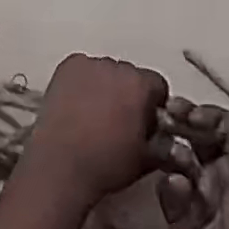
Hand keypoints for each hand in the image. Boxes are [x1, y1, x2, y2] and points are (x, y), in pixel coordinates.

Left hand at [22, 53, 168, 203]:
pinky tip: (79, 106)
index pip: (157, 84)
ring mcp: (87, 64)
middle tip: (121, 120)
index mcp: (140, 85)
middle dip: (129, 94)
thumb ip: (164, 141)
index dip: (154, 104)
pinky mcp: (66, 67)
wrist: (61, 164)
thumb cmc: (106, 163)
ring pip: (105, 71)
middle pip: (130, 75)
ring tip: (96, 115)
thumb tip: (167, 137)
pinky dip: (83, 83)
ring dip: (106, 86)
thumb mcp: (147, 158)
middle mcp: (115, 66)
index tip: (147, 121)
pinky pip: (82, 70)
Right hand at [165, 102, 228, 228]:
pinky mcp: (180, 225)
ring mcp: (200, 203)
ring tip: (176, 155)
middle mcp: (222, 183)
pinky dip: (170, 188)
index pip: (222, 131)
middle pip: (197, 142)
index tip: (194, 111)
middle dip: (183, 125)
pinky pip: (169, 196)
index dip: (207, 117)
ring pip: (179, 163)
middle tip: (169, 113)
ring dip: (175, 153)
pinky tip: (178, 188)